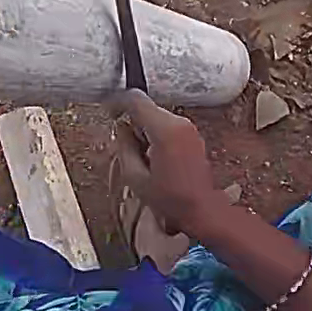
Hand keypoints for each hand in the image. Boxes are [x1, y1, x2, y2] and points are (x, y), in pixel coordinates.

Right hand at [112, 89, 231, 236]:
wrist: (202, 209)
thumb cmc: (170, 199)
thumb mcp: (135, 177)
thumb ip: (124, 146)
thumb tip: (121, 127)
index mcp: (165, 130)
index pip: (137, 100)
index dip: (118, 102)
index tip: (109, 112)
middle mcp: (179, 123)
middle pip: (147, 109)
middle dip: (133, 123)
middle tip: (127, 147)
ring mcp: (189, 128)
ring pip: (157, 118)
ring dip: (145, 131)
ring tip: (144, 159)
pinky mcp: (193, 135)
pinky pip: (169, 126)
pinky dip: (157, 136)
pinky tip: (156, 159)